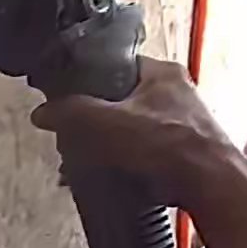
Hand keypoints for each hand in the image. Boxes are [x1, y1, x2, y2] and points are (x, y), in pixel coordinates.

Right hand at [29, 57, 246, 208]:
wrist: (205, 182)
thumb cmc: (164, 143)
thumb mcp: (106, 122)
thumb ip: (70, 113)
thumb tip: (41, 113)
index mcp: (161, 73)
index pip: (117, 65)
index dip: (90, 79)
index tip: (69, 98)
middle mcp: (172, 93)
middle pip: (117, 102)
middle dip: (91, 123)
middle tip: (72, 138)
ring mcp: (177, 123)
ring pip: (125, 130)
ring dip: (101, 148)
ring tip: (80, 164)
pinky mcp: (175, 152)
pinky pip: (136, 153)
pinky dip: (117, 164)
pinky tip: (101, 178)